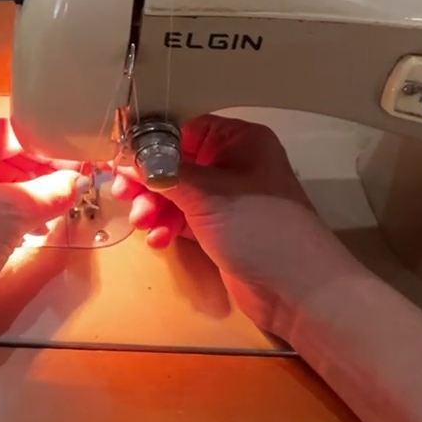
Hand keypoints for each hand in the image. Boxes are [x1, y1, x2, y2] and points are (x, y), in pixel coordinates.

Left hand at [0, 119, 80, 309]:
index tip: (74, 170)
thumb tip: (81, 181)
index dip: (48, 151)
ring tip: (45, 218)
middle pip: (1, 151)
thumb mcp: (15, 215)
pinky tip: (18, 226)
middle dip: (34, 176)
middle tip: (64, 195)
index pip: (14, 132)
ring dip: (18, 193)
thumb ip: (53, 193)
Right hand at [116, 115, 361, 332]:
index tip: (122, 164)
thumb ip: (162, 173)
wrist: (298, 290)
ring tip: (143, 223)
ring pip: (175, 193)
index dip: (151, 147)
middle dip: (148, 183)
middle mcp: (233, 164)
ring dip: (154, 207)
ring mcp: (227, 198)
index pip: (184, 131)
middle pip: (175, 163)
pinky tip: (159, 239)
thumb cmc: (258, 227)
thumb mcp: (207, 194)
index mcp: (239, 141)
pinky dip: (167, 225)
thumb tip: (123, 159)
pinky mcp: (219, 228)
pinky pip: (182, 218)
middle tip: (123, 196)